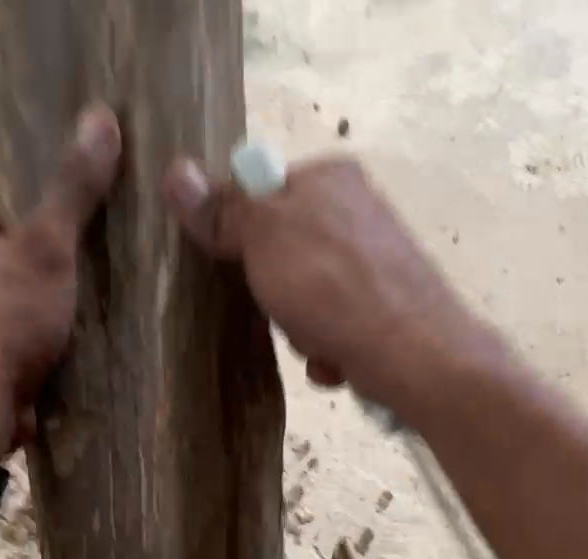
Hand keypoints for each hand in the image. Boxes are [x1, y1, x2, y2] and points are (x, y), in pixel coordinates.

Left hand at [0, 106, 122, 461]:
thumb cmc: (7, 318)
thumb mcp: (47, 246)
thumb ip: (73, 188)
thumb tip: (101, 117)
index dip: (29, 170)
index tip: (75, 168)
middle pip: (9, 231)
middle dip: (51, 225)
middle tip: (106, 213)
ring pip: (20, 278)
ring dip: (55, 276)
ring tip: (110, 261)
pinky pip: (27, 319)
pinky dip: (54, 316)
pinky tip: (93, 314)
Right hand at [165, 156, 491, 423]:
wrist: (412, 352)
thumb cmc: (330, 285)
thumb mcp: (264, 237)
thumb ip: (223, 209)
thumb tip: (176, 172)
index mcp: (330, 176)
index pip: (260, 193)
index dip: (238, 233)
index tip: (234, 266)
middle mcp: (357, 208)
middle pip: (280, 249)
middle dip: (272, 290)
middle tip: (276, 308)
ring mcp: (374, 258)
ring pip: (304, 292)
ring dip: (297, 325)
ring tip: (311, 338)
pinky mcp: (386, 303)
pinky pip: (333, 322)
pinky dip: (326, 344)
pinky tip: (333, 357)